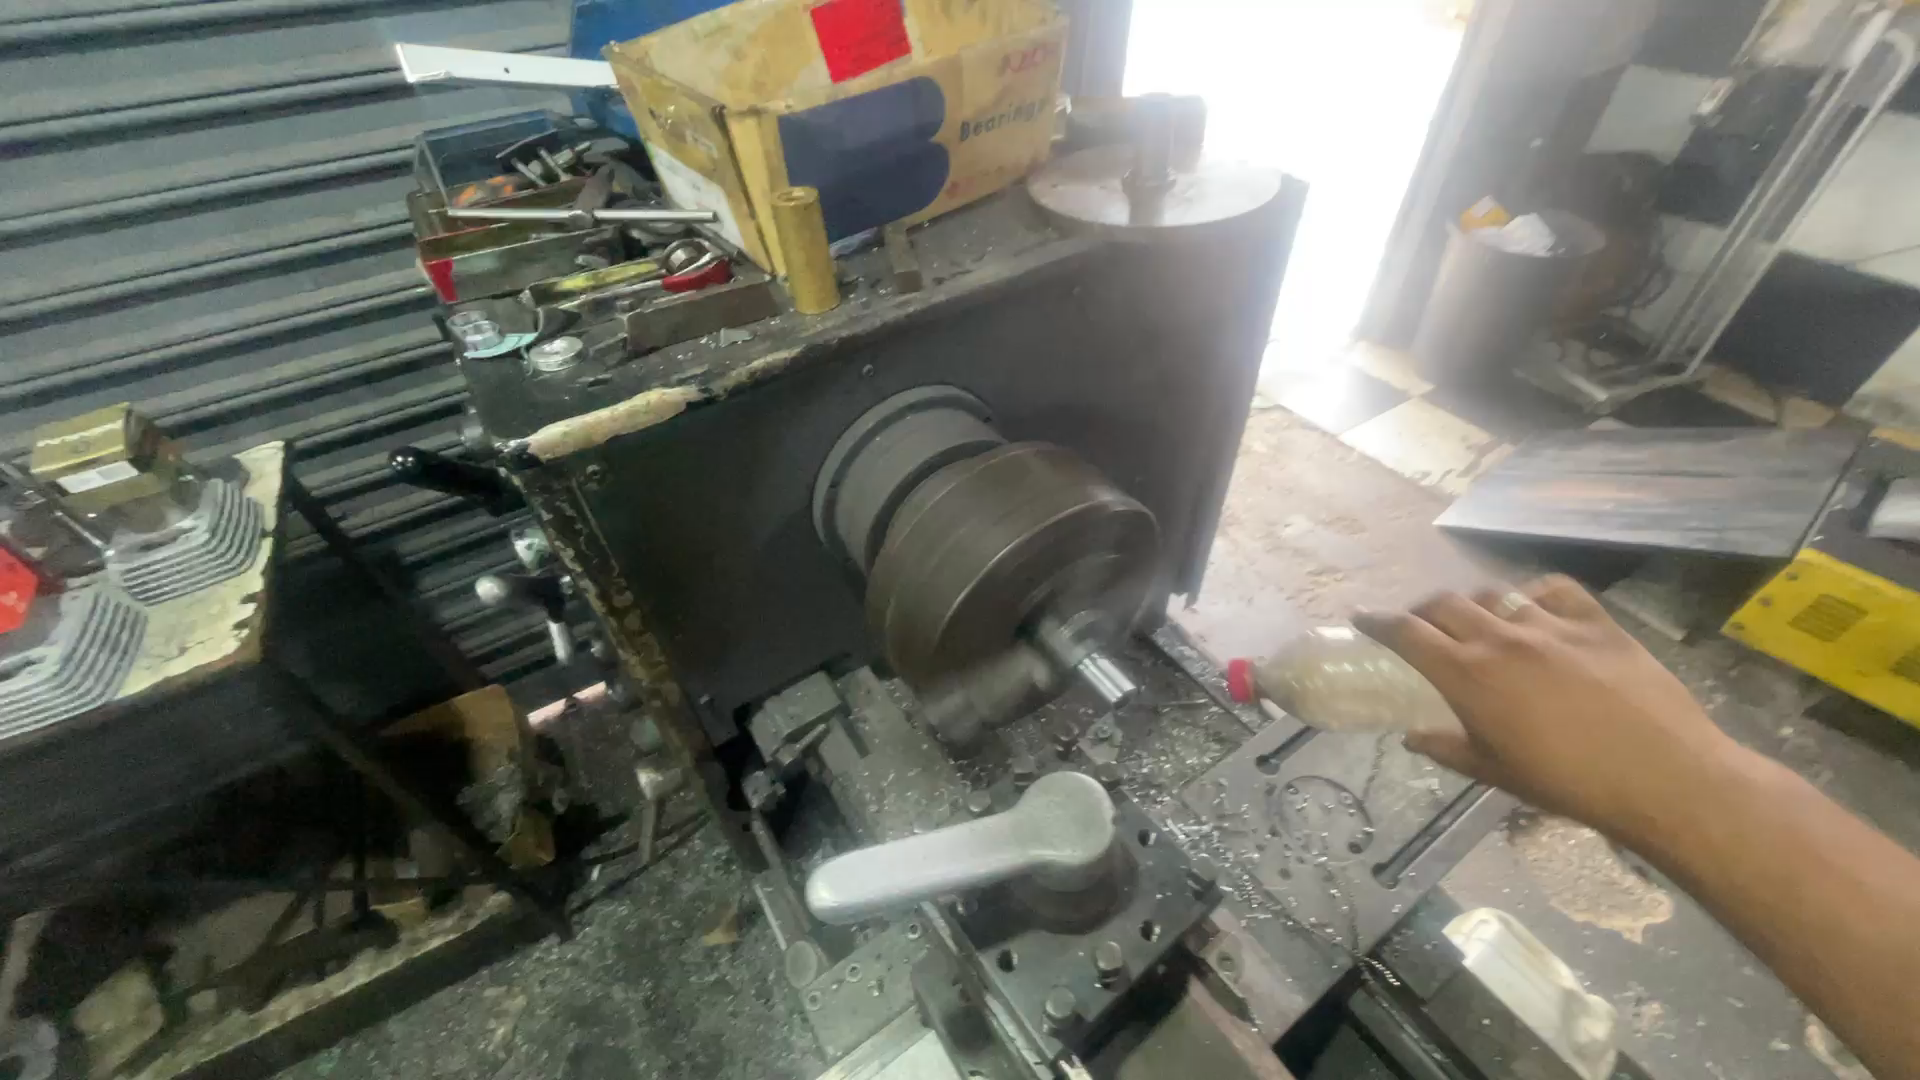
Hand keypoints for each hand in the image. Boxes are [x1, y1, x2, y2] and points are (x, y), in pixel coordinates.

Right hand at [1353, 575, 1738, 841]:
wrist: (1668, 780)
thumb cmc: (1569, 783)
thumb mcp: (1494, 772)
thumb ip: (1445, 748)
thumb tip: (1412, 736)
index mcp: (1466, 675)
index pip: (1405, 632)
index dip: (1377, 621)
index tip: (1362, 618)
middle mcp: (1500, 639)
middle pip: (1443, 604)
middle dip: (1421, 610)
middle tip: (1420, 625)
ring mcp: (1550, 626)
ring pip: (1494, 593)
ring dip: (1474, 602)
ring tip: (1477, 618)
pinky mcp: (1597, 625)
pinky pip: (1555, 589)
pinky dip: (1534, 592)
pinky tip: (1534, 606)